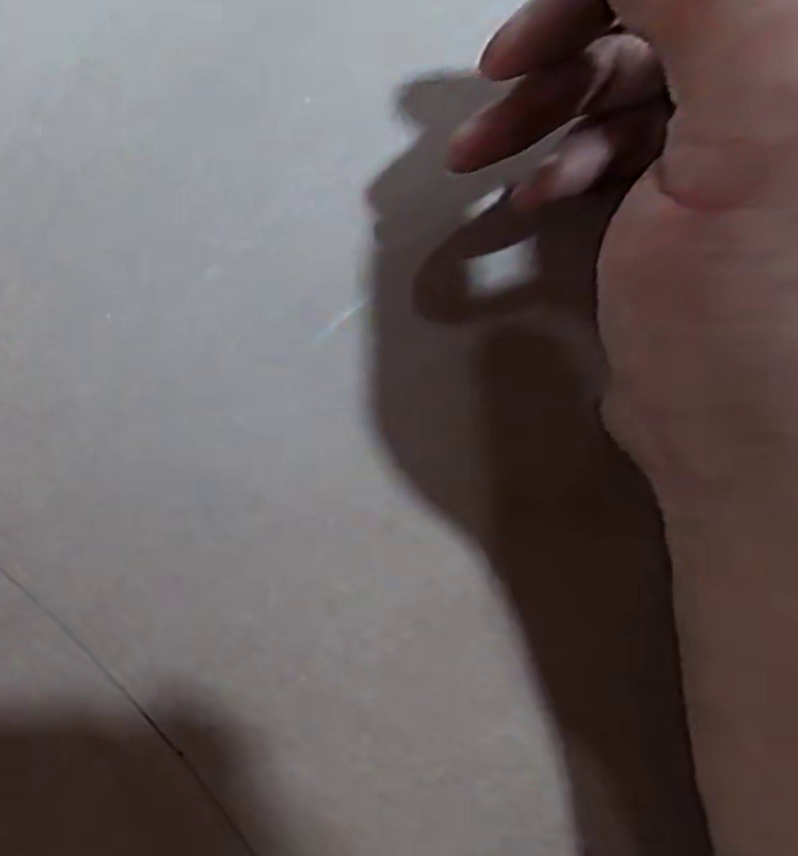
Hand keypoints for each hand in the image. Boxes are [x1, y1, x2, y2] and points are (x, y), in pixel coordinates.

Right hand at [447, 0, 797, 521]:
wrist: (750, 412)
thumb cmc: (767, 287)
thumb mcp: (759, 120)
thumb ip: (719, 7)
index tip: (526, 35)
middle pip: (680, 11)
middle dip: (575, 40)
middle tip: (499, 81)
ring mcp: (773, 123)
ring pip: (648, 66)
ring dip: (554, 107)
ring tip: (490, 159)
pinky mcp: (715, 177)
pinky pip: (633, 132)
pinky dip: (570, 154)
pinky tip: (543, 191)